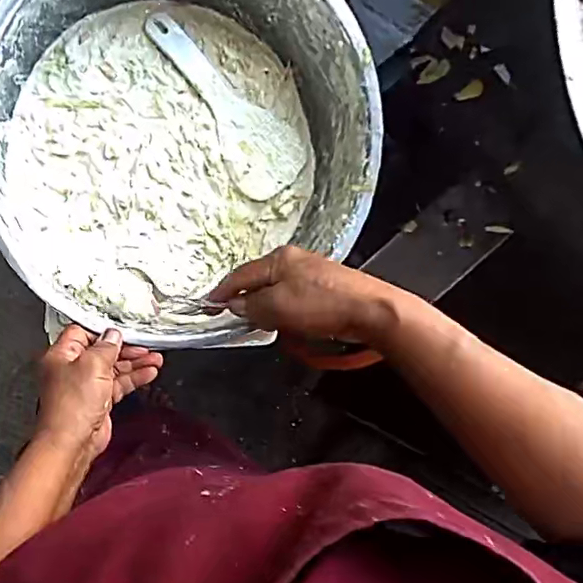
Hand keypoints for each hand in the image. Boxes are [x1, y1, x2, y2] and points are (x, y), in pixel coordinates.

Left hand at [33, 325, 163, 458]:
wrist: (72, 441)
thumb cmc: (71, 407)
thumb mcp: (92, 365)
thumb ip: (105, 347)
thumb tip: (113, 335)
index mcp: (60, 355)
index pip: (82, 332)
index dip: (104, 330)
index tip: (123, 330)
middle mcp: (70, 369)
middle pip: (100, 350)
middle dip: (125, 347)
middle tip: (145, 345)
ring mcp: (84, 386)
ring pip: (112, 368)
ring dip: (134, 362)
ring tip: (154, 358)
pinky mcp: (97, 401)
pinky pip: (117, 384)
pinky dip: (133, 378)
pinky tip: (148, 373)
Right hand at [207, 246, 408, 344]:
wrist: (375, 312)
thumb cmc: (322, 306)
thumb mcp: (276, 307)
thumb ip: (249, 306)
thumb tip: (236, 305)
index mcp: (278, 258)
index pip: (239, 275)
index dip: (221, 292)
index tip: (207, 306)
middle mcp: (294, 259)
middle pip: (258, 281)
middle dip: (245, 300)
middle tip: (236, 319)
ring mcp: (312, 272)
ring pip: (276, 290)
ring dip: (266, 308)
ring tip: (264, 324)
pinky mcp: (327, 286)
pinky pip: (293, 297)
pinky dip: (285, 310)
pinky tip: (289, 322)